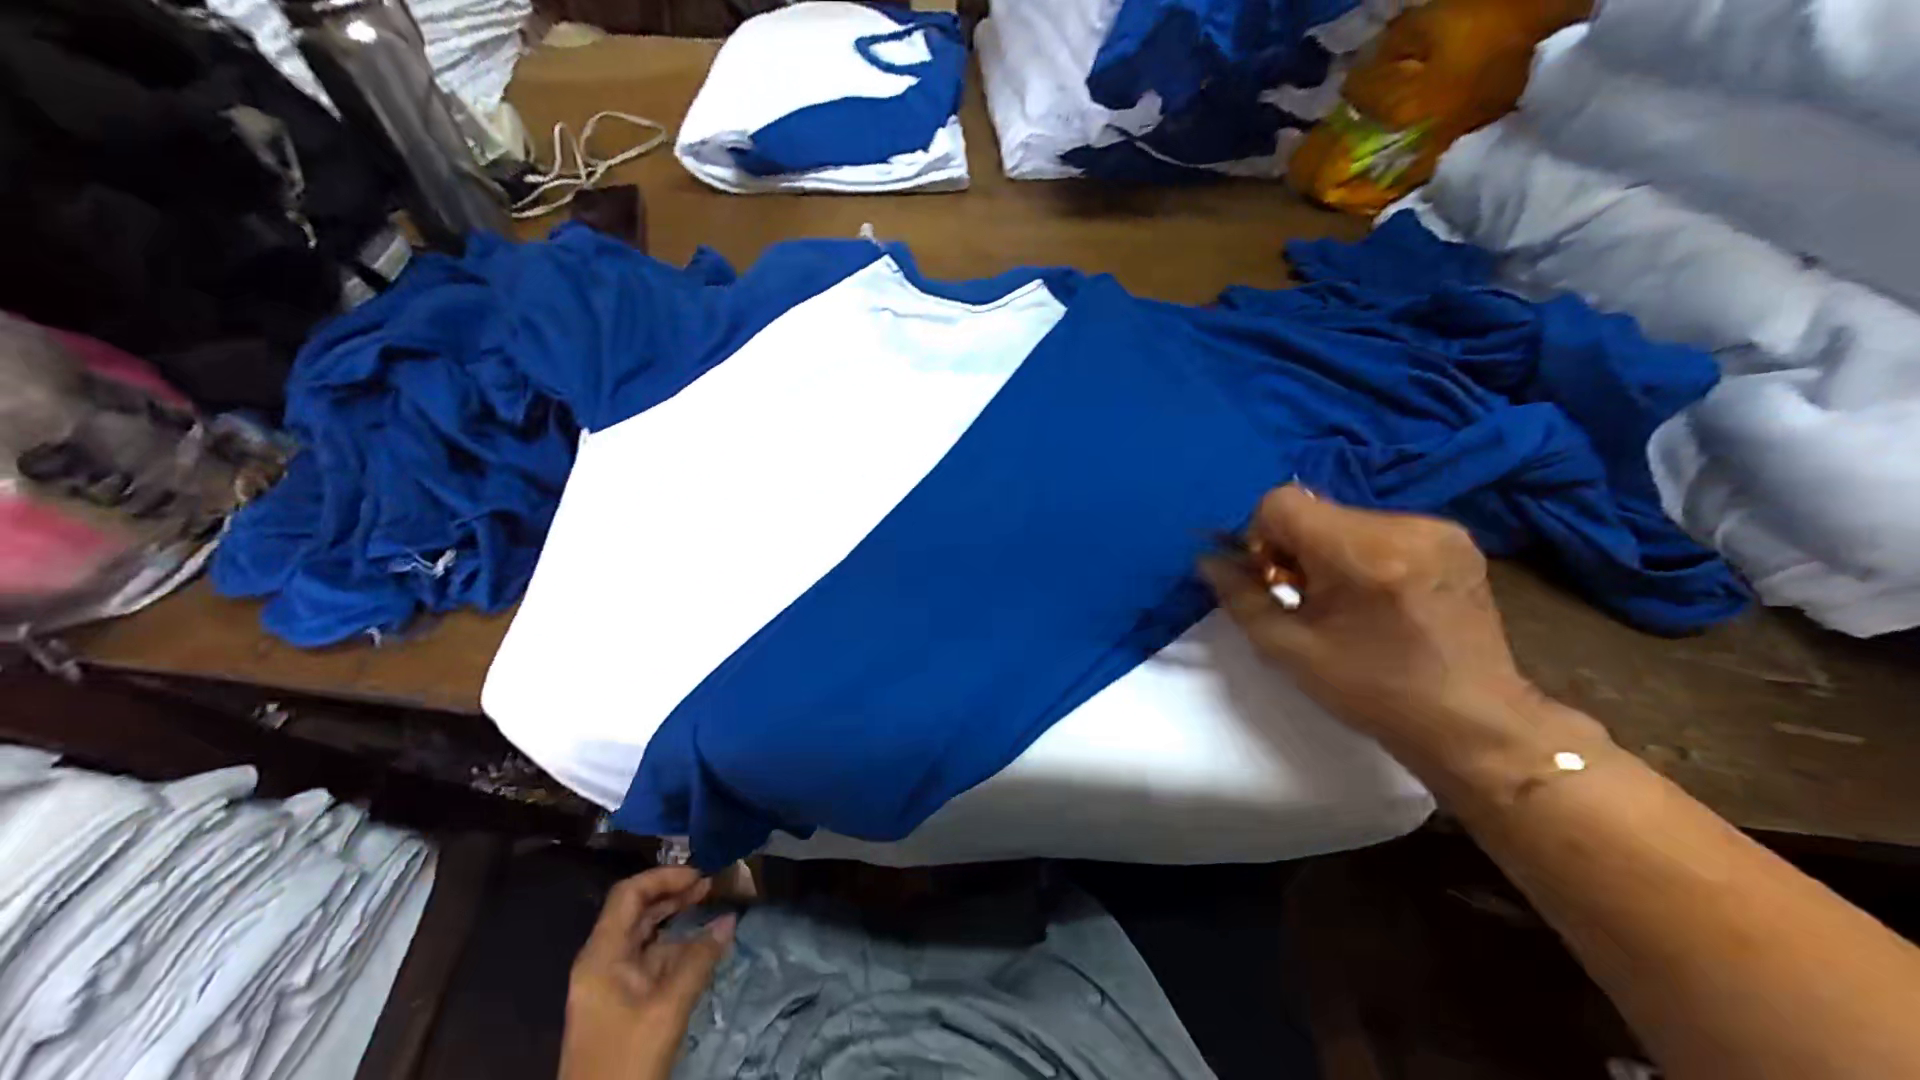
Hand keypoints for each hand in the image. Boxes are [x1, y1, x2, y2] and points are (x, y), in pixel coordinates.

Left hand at [560, 867, 736, 1079]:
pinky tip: (701, 947)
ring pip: (644, 936)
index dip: (663, 877)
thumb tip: (729, 919)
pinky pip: (649, 962)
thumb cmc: (627, 1062)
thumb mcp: (668, 1008)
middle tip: (711, 885)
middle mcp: (602, 961)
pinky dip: (675, 948)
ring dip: (676, 920)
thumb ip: (699, 959)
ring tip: (711, 907)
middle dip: (672, 894)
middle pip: (636, 911)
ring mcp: (610, 984)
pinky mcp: (621, 1004)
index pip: (628, 895)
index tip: (700, 874)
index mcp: (601, 955)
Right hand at [1199, 485, 1606, 790]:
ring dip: (1327, 549)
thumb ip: (1241, 597)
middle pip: (1314, 509)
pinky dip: (1362, 552)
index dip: (1260, 535)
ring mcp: (1437, 529)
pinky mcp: (1456, 538)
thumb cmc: (1372, 692)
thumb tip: (1208, 559)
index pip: (1281, 501)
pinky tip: (1377, 595)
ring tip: (1343, 600)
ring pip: (1345, 517)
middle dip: (1293, 545)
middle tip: (1304, 595)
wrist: (1473, 722)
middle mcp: (1404, 527)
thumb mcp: (1289, 651)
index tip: (1272, 578)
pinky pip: (1381, 526)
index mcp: (1362, 555)